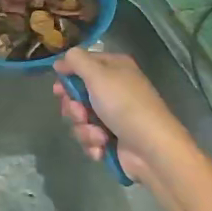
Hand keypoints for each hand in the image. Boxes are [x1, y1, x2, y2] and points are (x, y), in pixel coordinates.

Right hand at [53, 47, 188, 183]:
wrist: (152, 149)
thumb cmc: (124, 105)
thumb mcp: (98, 74)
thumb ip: (76, 61)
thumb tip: (61, 62)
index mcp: (114, 68)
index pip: (82, 64)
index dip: (68, 75)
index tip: (59, 88)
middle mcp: (114, 89)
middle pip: (77, 94)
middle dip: (74, 107)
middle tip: (80, 113)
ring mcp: (113, 115)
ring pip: (81, 118)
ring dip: (84, 128)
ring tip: (98, 135)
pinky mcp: (112, 139)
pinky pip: (90, 137)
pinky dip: (93, 143)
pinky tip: (102, 146)